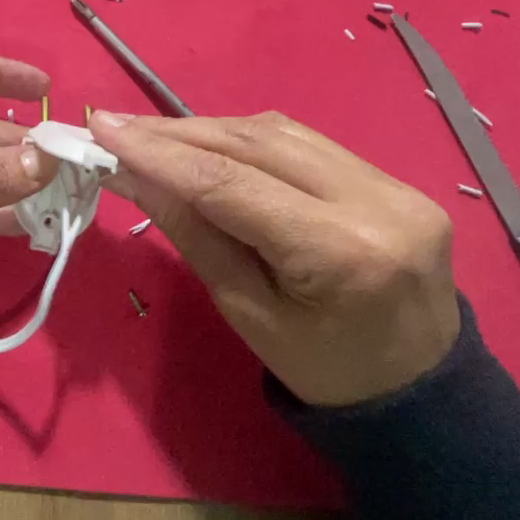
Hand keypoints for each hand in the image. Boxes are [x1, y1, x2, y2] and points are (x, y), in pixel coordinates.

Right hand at [90, 111, 459, 407]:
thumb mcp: (243, 311)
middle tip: (114, 126)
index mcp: (343, 252)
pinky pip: (303, 142)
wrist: (419, 393)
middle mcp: (378, 202)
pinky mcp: (393, 178)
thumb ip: (190, 233)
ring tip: (149, 135)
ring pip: (279, 132)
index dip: (159, 153)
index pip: (231, 183)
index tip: (101, 129)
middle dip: (176, 133)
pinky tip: (205, 144)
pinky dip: (244, 138)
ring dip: (207, 129)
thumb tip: (130, 173)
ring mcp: (394, 184)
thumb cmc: (321, 369)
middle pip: (255, 143)